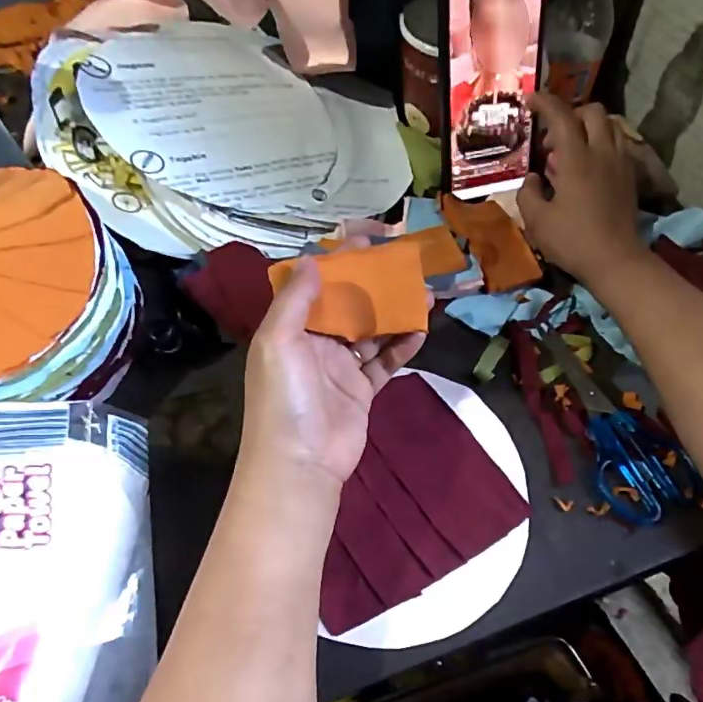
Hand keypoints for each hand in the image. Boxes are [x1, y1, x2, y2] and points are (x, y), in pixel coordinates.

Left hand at [242, 258, 425, 486]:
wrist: (300, 461)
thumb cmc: (284, 397)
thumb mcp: (278, 341)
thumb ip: (296, 300)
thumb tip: (315, 260)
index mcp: (293, 328)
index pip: (319, 286)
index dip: (341, 262)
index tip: (369, 241)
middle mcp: (317, 343)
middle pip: (350, 305)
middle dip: (376, 285)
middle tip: (406, 267)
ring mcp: (341, 367)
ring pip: (372, 332)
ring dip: (396, 313)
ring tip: (424, 295)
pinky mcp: (362, 390)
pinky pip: (385, 362)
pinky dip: (402, 347)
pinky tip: (421, 332)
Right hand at [517, 92, 646, 285]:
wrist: (616, 260)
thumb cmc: (573, 241)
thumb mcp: (537, 221)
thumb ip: (528, 193)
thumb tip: (532, 178)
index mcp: (577, 159)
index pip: (561, 116)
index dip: (544, 102)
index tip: (530, 100)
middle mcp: (602, 152)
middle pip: (591, 111)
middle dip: (570, 114)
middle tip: (552, 138)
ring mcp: (620, 163)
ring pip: (609, 125)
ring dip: (588, 128)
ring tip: (571, 151)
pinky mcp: (630, 177)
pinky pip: (617, 145)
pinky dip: (601, 144)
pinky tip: (589, 167)